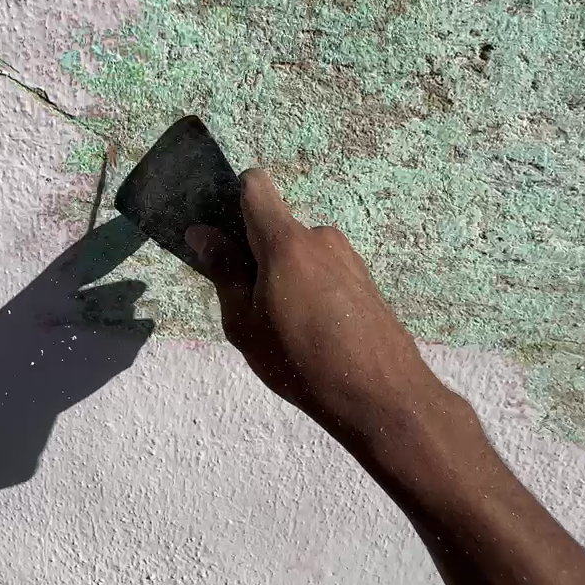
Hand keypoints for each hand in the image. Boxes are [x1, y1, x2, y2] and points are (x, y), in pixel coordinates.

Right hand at [186, 170, 478, 484]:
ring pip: (300, 252)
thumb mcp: (244, 321)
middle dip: (257, 253)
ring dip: (285, 274)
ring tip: (285, 326)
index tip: (224, 236)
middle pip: (275, 227)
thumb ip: (223, 270)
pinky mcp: (365, 279)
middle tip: (250, 302)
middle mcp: (319, 237)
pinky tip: (314, 333)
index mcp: (285, 241)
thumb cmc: (300, 360)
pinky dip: (310, 288)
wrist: (384, 398)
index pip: (255, 185)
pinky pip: (324, 270)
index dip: (233, 198)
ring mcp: (348, 257)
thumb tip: (201, 232)